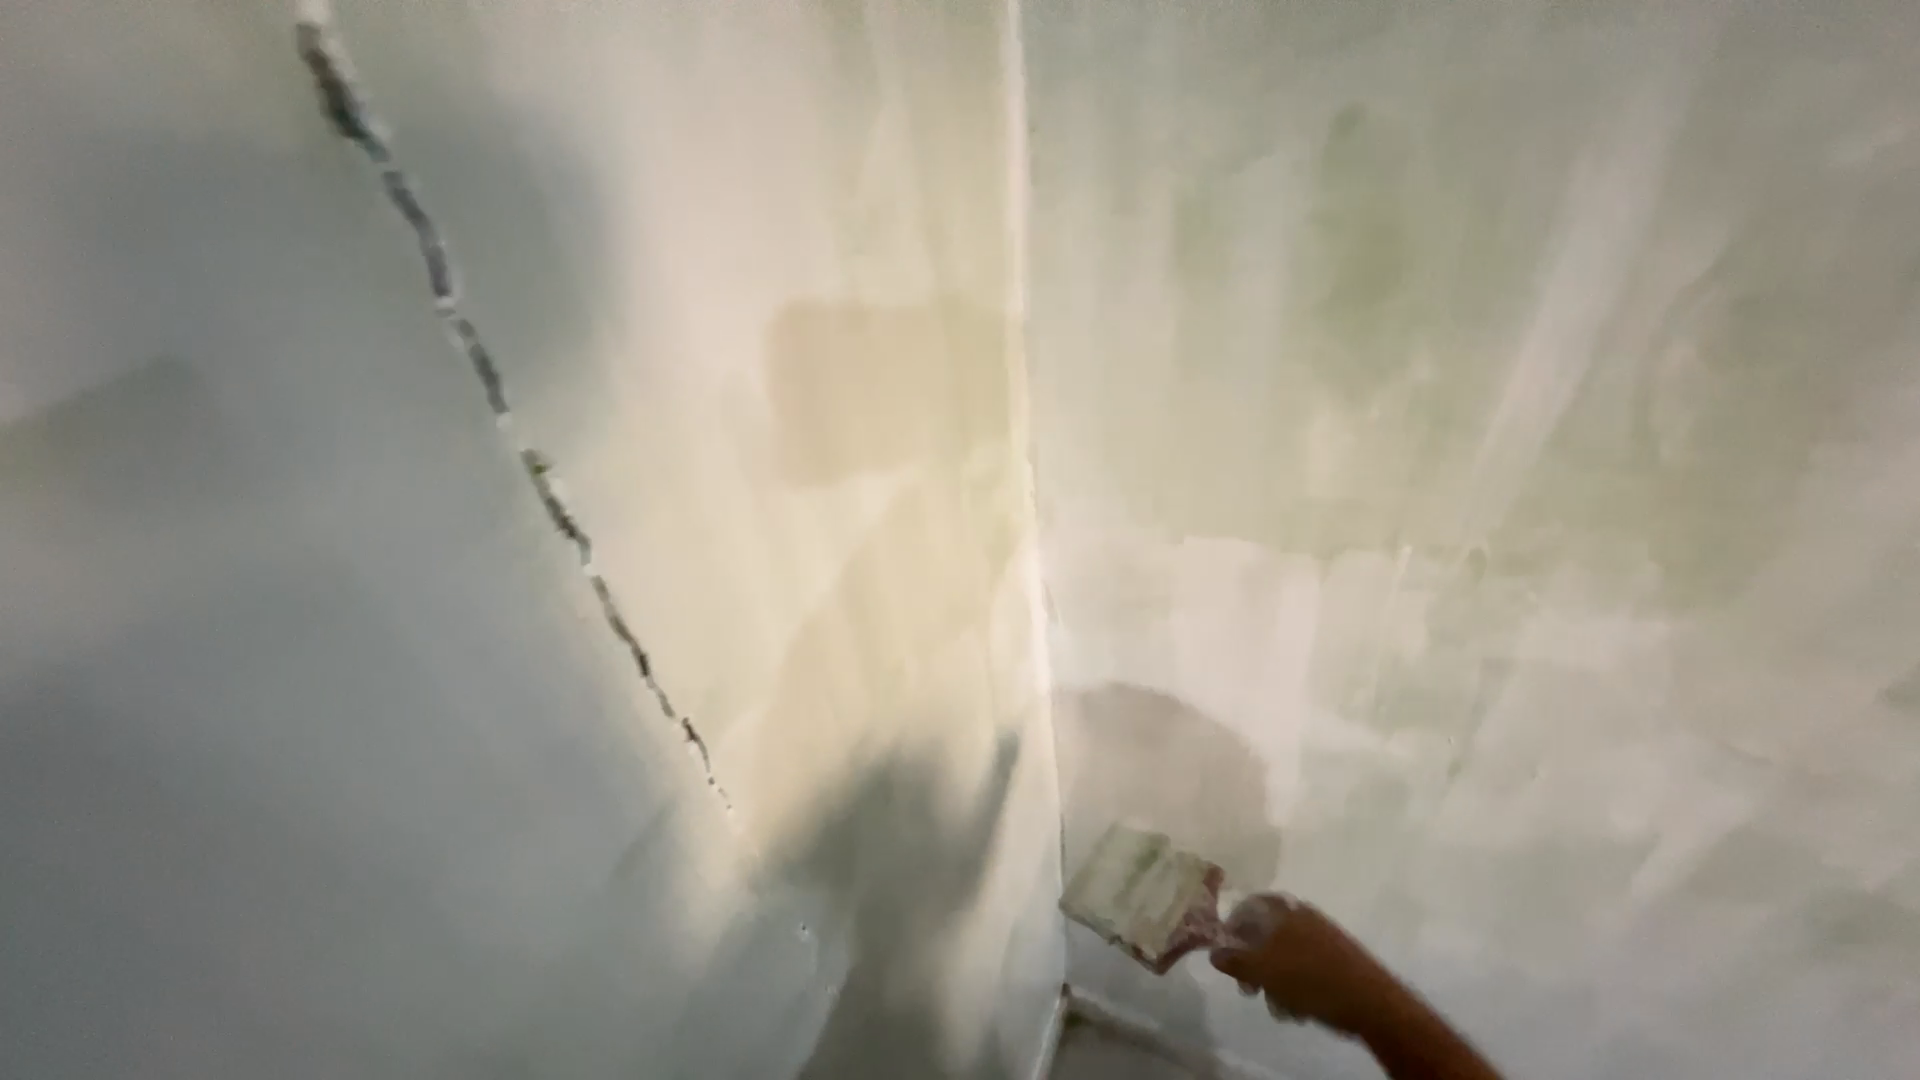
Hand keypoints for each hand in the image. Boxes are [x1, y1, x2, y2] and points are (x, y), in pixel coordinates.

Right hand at [1208, 894, 1396, 1036]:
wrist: (1374, 1002)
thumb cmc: (1309, 979)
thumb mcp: (1263, 971)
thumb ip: (1234, 960)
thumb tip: (1214, 953)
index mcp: (1281, 908)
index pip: (1245, 907)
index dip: (1230, 930)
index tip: (1226, 956)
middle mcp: (1300, 913)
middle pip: (1264, 933)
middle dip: (1253, 963)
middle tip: (1249, 990)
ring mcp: (1322, 933)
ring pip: (1284, 954)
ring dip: (1275, 980)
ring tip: (1278, 1007)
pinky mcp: (1338, 956)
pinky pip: (1305, 965)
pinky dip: (1296, 984)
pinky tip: (1299, 1009)